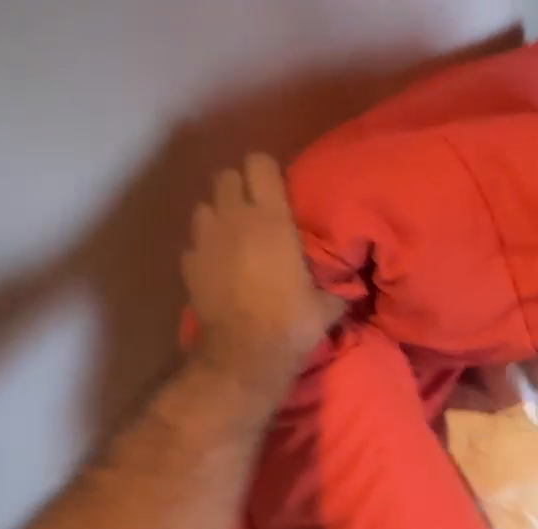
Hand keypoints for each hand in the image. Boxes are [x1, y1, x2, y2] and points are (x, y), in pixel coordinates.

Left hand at [181, 153, 342, 397]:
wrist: (245, 354)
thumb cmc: (291, 324)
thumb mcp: (327, 306)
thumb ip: (334, 286)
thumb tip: (349, 284)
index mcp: (271, 219)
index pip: (259, 163)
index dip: (268, 172)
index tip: (278, 190)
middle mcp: (234, 218)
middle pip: (226, 176)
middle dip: (239, 188)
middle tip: (256, 212)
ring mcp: (205, 239)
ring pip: (206, 206)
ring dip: (220, 216)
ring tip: (235, 238)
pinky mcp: (188, 262)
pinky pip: (196, 242)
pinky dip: (206, 249)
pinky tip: (220, 268)